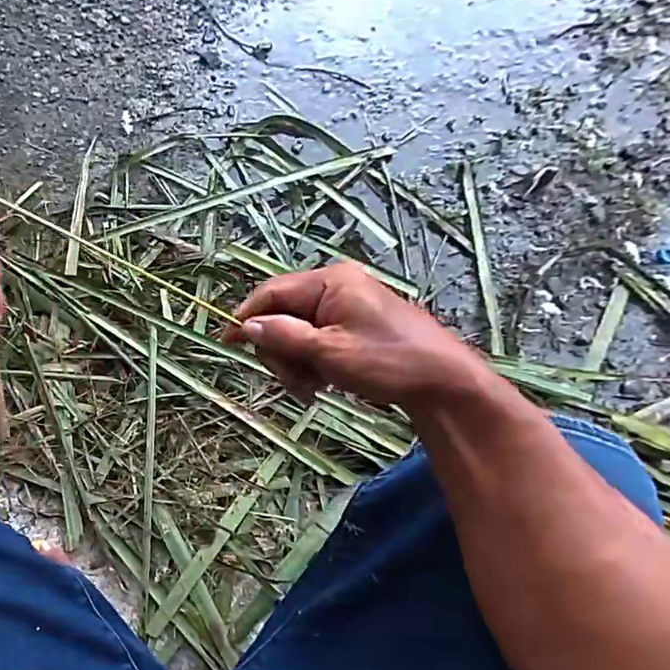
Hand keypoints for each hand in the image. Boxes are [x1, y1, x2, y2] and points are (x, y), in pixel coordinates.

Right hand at [223, 261, 491, 408]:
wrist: (443, 382)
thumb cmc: (388, 362)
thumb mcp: (329, 352)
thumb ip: (284, 336)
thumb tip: (246, 326)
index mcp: (330, 282)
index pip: (272, 292)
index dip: (246, 317)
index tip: (227, 342)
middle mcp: (336, 287)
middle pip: (282, 316)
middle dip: (280, 351)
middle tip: (294, 381)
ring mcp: (345, 307)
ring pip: (296, 334)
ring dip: (296, 364)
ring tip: (313, 387)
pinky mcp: (353, 327)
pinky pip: (316, 342)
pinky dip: (312, 364)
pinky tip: (324, 384)